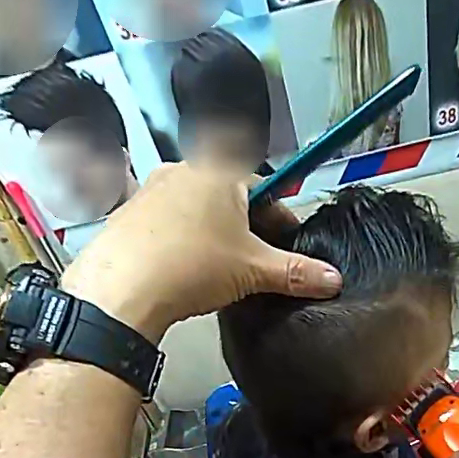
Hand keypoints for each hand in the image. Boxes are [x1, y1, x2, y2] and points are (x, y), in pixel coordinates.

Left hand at [59, 163, 341, 341]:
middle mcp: (184, 170)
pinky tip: (192, 269)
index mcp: (219, 173)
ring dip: (219, 232)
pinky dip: (188, 239)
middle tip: (260, 260)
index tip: (287, 242)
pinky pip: (172, 221)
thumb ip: (297, 273)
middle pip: (232, 194)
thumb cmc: (193, 264)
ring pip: (201, 207)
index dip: (281, 214)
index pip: (264, 184)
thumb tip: (334, 280)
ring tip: (226, 269)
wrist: (124, 287)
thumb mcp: (255, 271)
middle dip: (250, 225)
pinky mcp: (130, 213)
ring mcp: (152, 189)